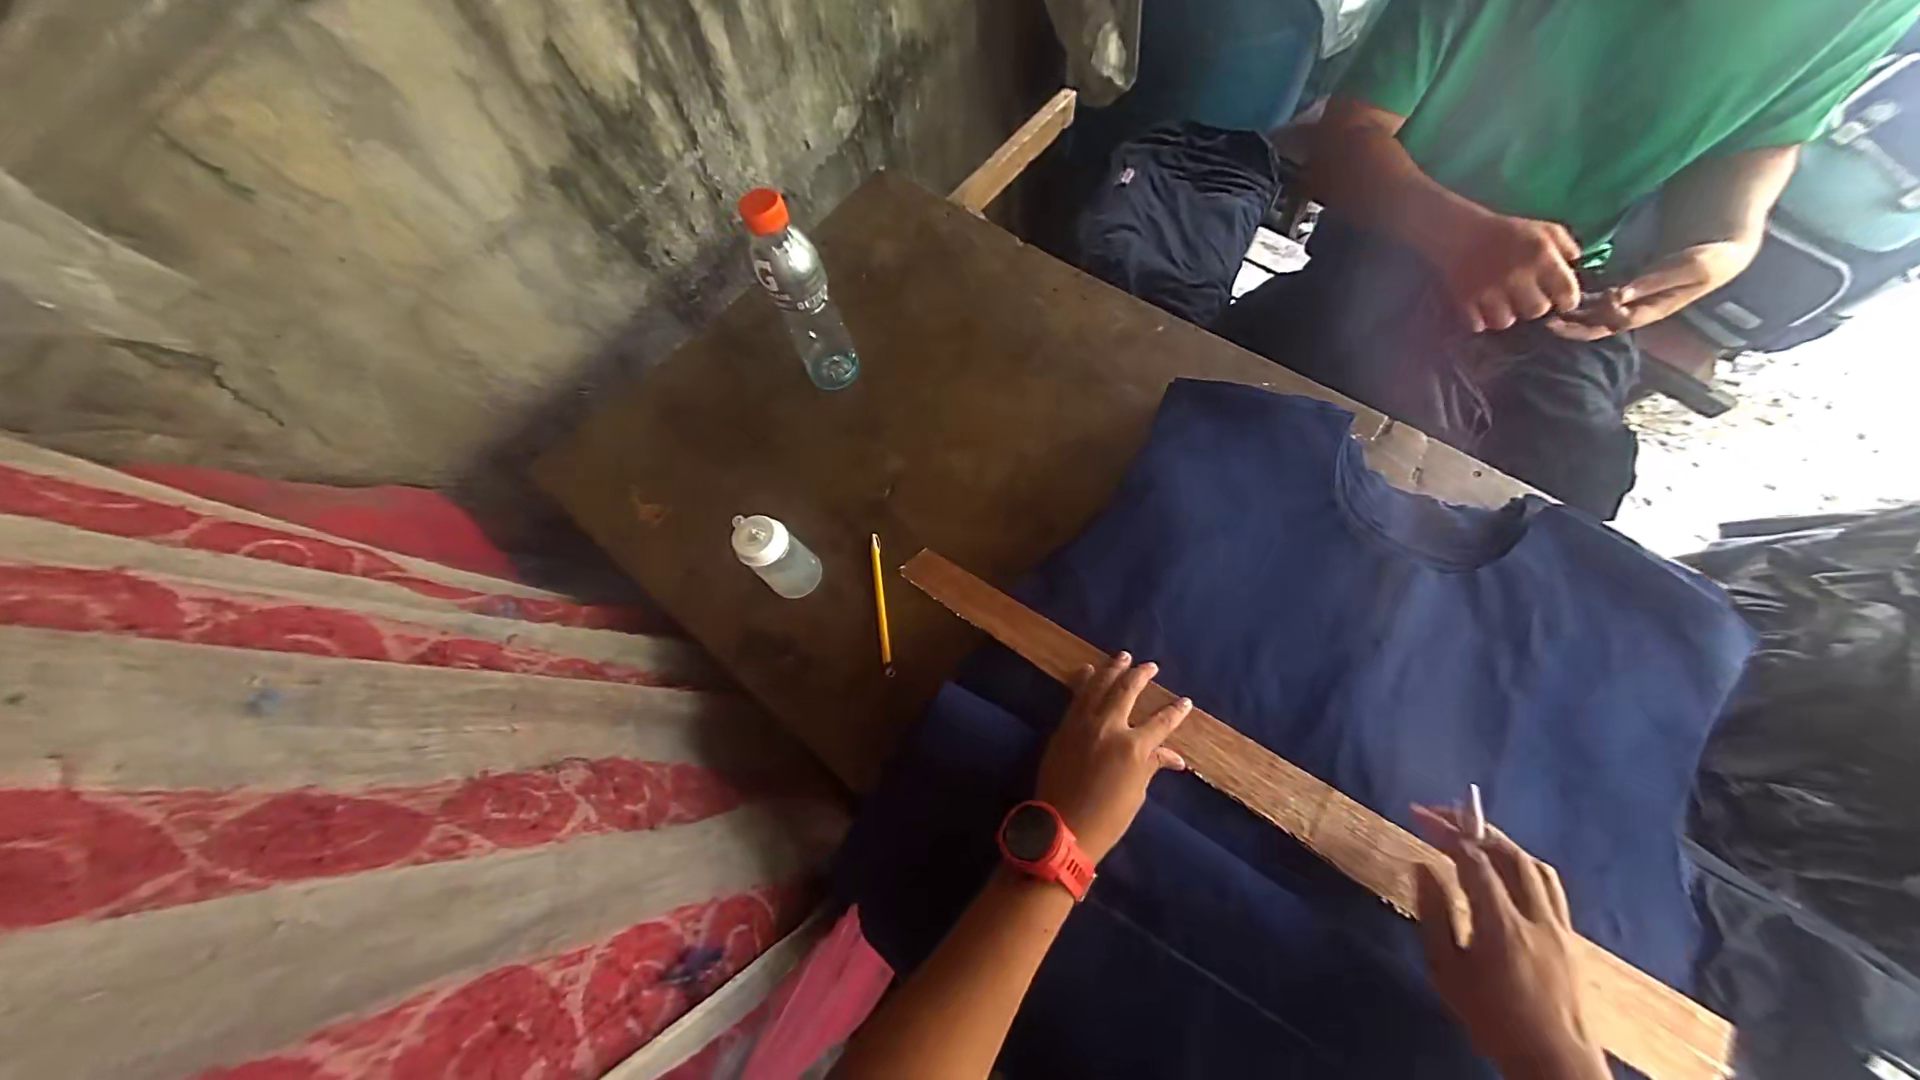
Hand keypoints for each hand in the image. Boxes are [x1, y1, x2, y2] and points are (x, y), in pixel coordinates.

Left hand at [1035, 652, 1192, 862]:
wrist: (1062, 825)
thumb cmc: (1107, 817)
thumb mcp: (1136, 792)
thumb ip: (1152, 765)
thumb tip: (1176, 757)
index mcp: (1133, 748)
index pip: (1161, 722)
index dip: (1175, 711)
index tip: (1185, 701)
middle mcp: (1109, 727)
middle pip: (1127, 691)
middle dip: (1141, 675)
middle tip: (1149, 666)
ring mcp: (1084, 723)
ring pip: (1100, 686)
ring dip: (1112, 669)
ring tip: (1122, 656)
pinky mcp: (1065, 726)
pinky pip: (1077, 696)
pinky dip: (1084, 680)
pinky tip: (1088, 669)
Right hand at [1412, 805, 1609, 1079]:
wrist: (1556, 1066)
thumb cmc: (1491, 1018)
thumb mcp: (1446, 969)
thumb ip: (1434, 913)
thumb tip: (1423, 867)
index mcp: (1502, 925)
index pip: (1474, 860)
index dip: (1445, 831)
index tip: (1417, 814)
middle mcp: (1537, 919)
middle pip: (1511, 855)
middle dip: (1473, 826)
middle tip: (1440, 814)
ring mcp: (1560, 929)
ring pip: (1535, 867)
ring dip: (1500, 843)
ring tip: (1470, 835)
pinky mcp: (1571, 940)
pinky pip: (1547, 886)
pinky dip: (1519, 864)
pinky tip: (1501, 870)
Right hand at [1433, 210, 1583, 332]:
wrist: (1462, 234)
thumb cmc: (1507, 232)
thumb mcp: (1545, 230)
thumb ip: (1566, 247)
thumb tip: (1574, 266)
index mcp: (1541, 258)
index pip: (1566, 291)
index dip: (1568, 301)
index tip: (1563, 302)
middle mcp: (1516, 277)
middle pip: (1535, 310)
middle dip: (1535, 307)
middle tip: (1528, 301)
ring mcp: (1487, 291)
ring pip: (1504, 321)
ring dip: (1506, 316)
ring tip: (1503, 308)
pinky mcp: (1464, 301)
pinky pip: (1476, 325)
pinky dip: (1480, 322)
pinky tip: (1481, 313)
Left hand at [1547, 240, 1753, 340]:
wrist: (1716, 251)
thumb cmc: (1708, 261)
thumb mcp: (1688, 269)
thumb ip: (1653, 283)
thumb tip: (1619, 296)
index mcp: (1649, 312)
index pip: (1613, 324)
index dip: (1591, 323)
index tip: (1570, 314)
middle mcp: (1632, 312)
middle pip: (1595, 326)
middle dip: (1570, 327)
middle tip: (1547, 321)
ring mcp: (1624, 304)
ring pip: (1589, 316)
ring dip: (1568, 315)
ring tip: (1545, 311)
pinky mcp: (1619, 292)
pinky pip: (1592, 301)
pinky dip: (1575, 300)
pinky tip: (1558, 295)